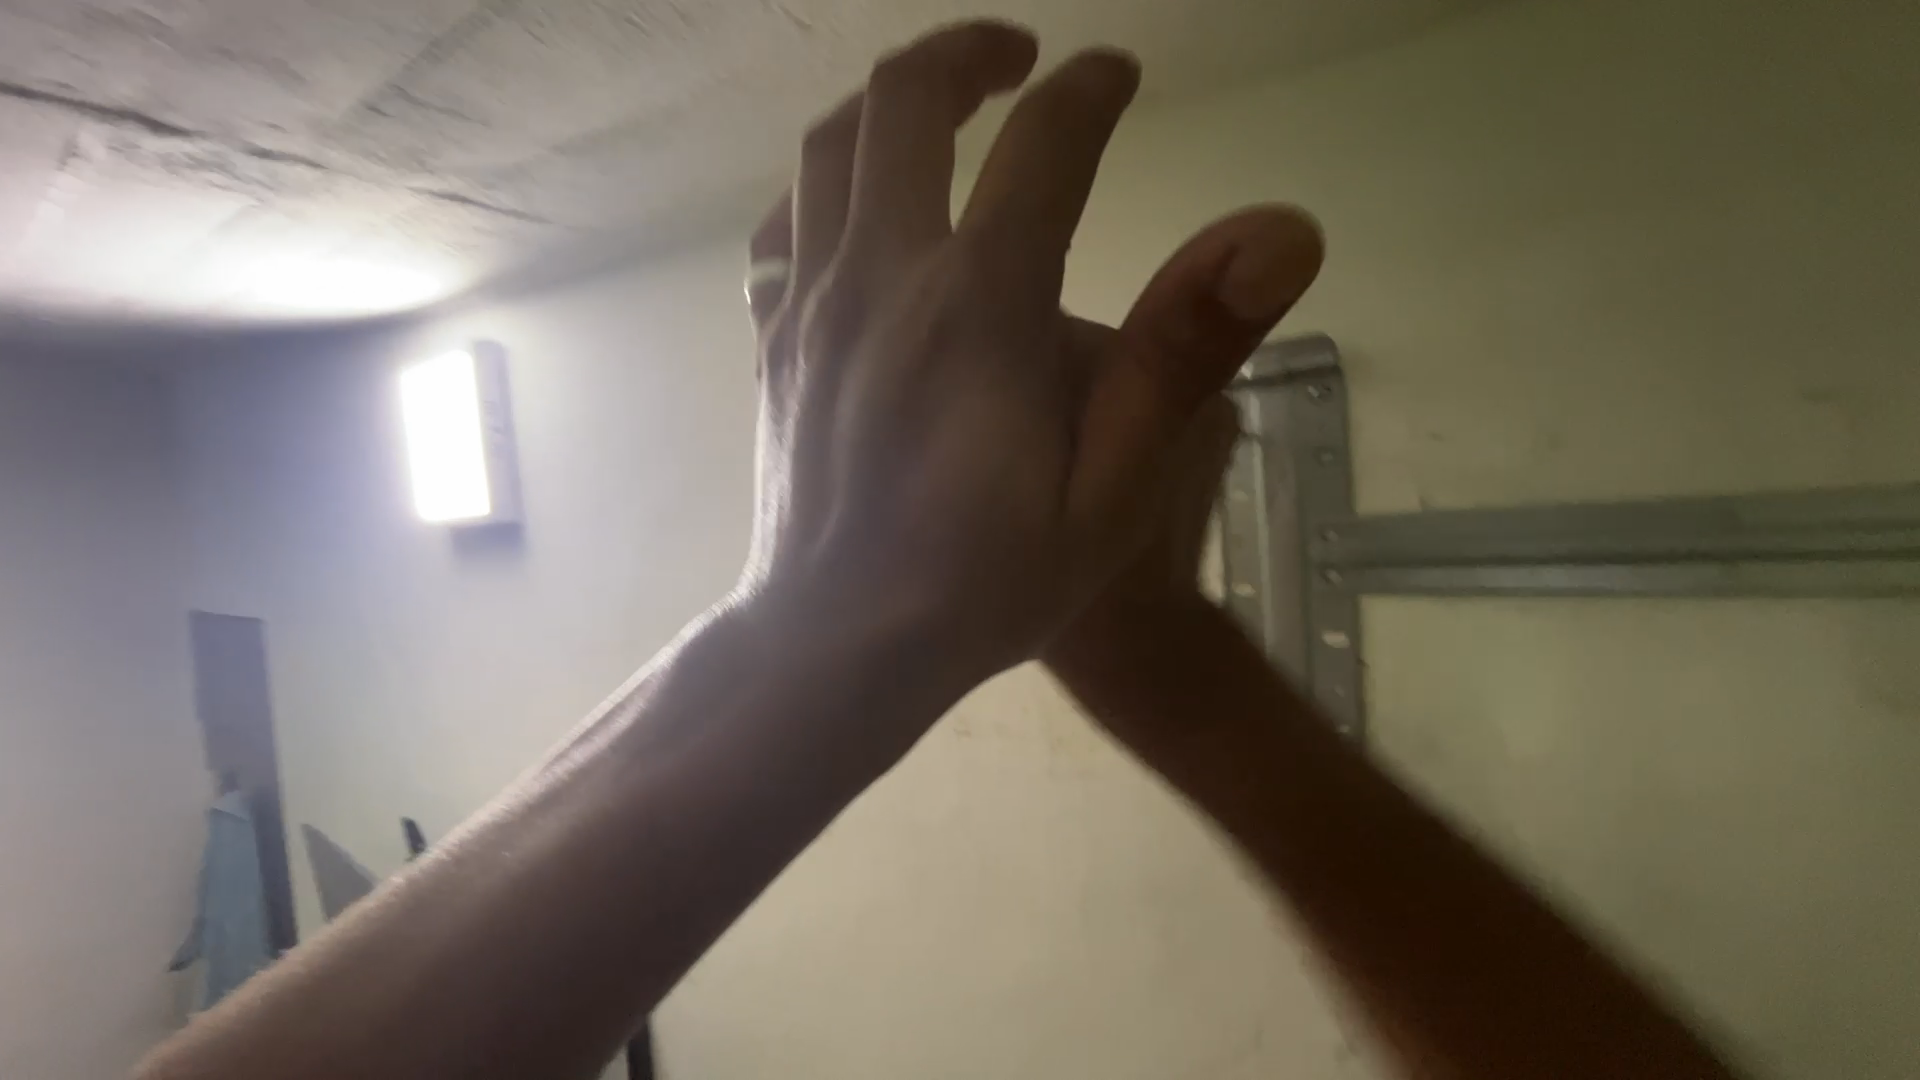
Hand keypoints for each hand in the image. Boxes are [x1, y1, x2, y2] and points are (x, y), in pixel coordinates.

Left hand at [740, 19, 1321, 680]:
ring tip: (938, 116)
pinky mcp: (772, 349)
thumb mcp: (1111, 493)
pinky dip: (819, 194)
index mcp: (978, 307)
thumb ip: (1182, 357)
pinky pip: (779, 232)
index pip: (1044, 144)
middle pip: (904, 105)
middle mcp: (881, 280)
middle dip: (969, 55)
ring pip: (827, 152)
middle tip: (1021, 61)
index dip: (1091, 93)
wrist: (841, 643)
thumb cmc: (984, 585)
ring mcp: (809, 310)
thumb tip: (1280, 228)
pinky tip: (853, 216)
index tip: (1115, 79)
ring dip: (886, 109)